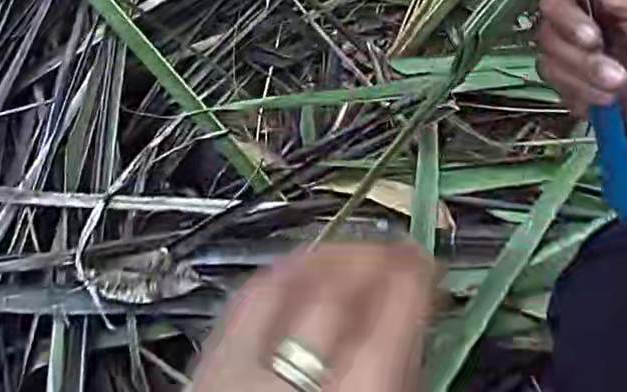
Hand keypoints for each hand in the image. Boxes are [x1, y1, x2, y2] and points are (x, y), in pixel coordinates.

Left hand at [189, 242, 436, 391]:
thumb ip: (398, 387)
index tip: (426, 262)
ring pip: (278, 286)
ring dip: (323, 258)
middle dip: (371, 260)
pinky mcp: (200, 376)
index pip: (385, 328)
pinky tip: (298, 272)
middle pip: (331, 298)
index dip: (410, 282)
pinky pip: (240, 305)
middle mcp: (283, 390)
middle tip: (398, 250)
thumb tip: (411, 342)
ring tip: (354, 251)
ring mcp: (231, 378)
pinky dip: (276, 277)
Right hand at [533, 0, 626, 164]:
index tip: (587, 25)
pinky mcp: (574, 86)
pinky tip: (608, 101)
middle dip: (570, 37)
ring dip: (582, 69)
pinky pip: (553, 81)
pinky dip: (580, 91)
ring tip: (618, 85)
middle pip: (547, 13)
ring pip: (547, 49)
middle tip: (599, 50)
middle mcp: (587, 18)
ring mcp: (578, 53)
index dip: (563, 1)